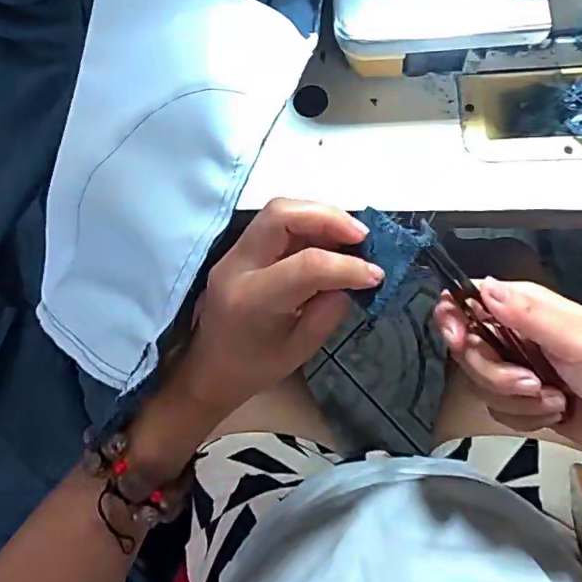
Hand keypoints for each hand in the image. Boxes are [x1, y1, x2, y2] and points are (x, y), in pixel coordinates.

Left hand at [162, 199, 381, 422]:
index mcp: (252, 300)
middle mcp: (237, 266)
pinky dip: (309, 224)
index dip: (347, 266)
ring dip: (320, 217)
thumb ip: (329, 310)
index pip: (306, 265)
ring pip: (279, 210)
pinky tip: (330, 241)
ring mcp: (234, 253)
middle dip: (328, 217)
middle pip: (281, 214)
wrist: (207, 370)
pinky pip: (277, 222)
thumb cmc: (253, 369)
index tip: (375, 275)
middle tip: (362, 237)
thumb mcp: (300, 350)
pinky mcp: (239, 249)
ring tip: (351, 238)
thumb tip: (355, 277)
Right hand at [432, 279, 581, 463]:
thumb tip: (486, 287)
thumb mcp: (578, 338)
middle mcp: (513, 332)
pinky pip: (496, 408)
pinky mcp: (518, 398)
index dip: (454, 315)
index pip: (470, 298)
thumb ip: (529, 314)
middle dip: (494, 372)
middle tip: (529, 382)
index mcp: (524, 305)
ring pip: (479, 382)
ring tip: (555, 399)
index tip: (457, 337)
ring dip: (517, 398)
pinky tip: (554, 412)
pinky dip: (524, 416)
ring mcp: (514, 365)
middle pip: (468, 347)